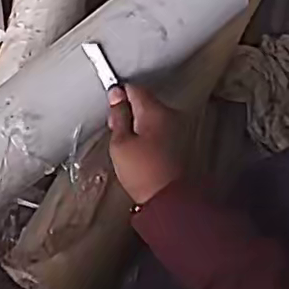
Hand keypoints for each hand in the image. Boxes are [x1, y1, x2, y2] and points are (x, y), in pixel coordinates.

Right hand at [106, 84, 182, 205]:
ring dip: (138, 122)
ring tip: (127, 144)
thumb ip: (118, 115)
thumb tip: (116, 96)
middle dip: (128, 110)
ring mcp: (177, 128)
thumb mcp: (120, 142)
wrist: (168, 200)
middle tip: (116, 130)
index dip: (118, 94)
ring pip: (151, 115)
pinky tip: (140, 149)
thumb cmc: (142, 172)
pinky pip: (159, 127)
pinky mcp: (179, 141)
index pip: (134, 89)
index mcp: (155, 111)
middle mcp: (170, 115)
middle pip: (144, 100)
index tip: (110, 105)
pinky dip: (147, 133)